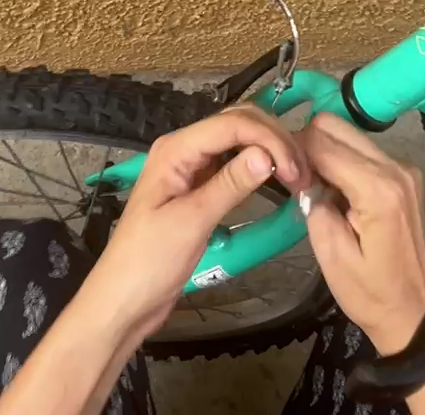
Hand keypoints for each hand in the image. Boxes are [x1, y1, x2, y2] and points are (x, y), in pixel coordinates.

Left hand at [76, 105, 311, 340]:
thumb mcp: (192, 222)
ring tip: (296, 175)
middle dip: (272, 139)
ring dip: (268, 149)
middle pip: (236, 122)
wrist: (123, 301)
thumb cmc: (149, 262)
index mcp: (176, 149)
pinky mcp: (199, 186)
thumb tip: (267, 155)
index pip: (231, 123)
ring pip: (237, 140)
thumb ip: (230, 185)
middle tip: (301, 172)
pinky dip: (257, 165)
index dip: (268, 138)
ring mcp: (191, 166)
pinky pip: (233, 163)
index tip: (295, 169)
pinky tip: (276, 179)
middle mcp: (184, 148)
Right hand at [297, 112, 424, 354]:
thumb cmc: (370, 293)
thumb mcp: (330, 254)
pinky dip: (342, 158)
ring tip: (315, 186)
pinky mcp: (404, 172)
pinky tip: (336, 189)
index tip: (281, 173)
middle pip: (335, 125)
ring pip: (347, 132)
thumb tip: (303, 171)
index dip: (294, 152)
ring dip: (325, 150)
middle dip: (308, 144)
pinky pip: (361, 147)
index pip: (322, 143)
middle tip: (297, 178)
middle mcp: (395, 167)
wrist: (413, 314)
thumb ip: (313, 203)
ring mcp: (403, 167)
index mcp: (378, 189)